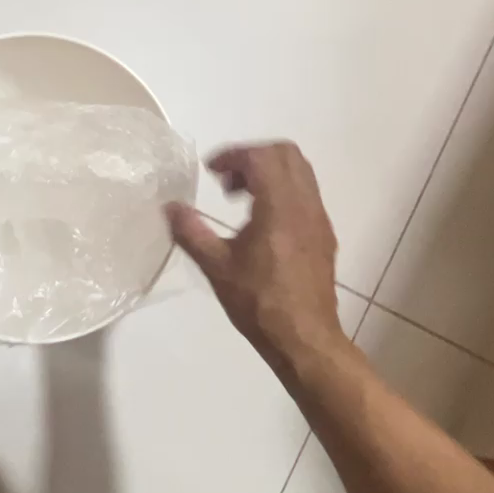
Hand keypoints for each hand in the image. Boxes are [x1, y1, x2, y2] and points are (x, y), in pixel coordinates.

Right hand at [166, 142, 347, 369]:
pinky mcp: (323, 234)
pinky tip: (260, 224)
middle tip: (225, 182)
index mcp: (279, 208)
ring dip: (268, 173)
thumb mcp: (215, 267)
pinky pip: (306, 194)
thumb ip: (191, 232)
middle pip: (286, 154)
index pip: (261, 157)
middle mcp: (305, 205)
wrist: (303, 337)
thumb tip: (170, 207)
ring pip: (300, 172)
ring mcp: (319, 219)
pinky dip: (281, 191)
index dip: (233, 155)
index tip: (209, 172)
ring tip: (239, 201)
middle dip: (252, 157)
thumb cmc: (257, 302)